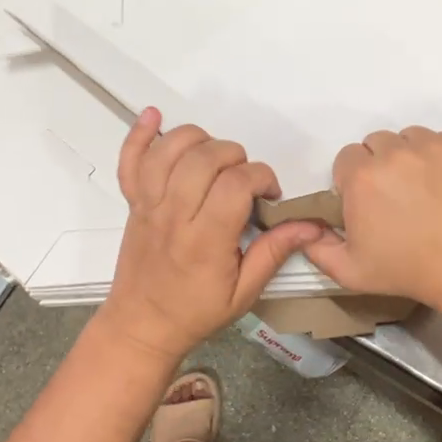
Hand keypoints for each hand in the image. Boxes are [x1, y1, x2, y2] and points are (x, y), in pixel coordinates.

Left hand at [102, 108, 321, 358]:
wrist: (141, 326)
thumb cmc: (196, 311)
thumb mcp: (245, 292)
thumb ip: (274, 252)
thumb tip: (312, 225)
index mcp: (205, 240)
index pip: (235, 184)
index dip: (260, 177)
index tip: (268, 195)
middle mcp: (174, 215)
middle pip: (204, 158)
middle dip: (235, 156)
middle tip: (244, 181)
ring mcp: (149, 204)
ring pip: (170, 150)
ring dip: (198, 140)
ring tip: (215, 159)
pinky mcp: (133, 201)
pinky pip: (130, 160)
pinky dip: (140, 134)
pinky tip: (154, 115)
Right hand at [302, 126, 441, 308]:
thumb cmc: (408, 269)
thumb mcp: (350, 271)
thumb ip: (318, 248)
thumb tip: (305, 228)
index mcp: (362, 177)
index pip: (346, 158)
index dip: (353, 180)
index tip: (367, 201)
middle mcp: (395, 152)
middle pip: (377, 143)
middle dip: (379, 164)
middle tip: (395, 196)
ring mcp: (432, 146)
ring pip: (409, 138)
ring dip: (409, 156)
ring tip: (422, 187)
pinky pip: (440, 140)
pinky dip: (439, 157)